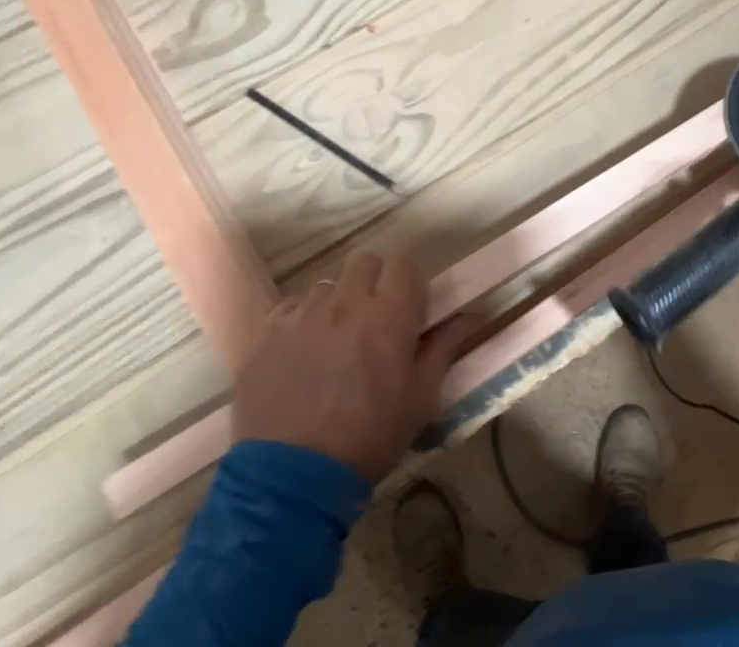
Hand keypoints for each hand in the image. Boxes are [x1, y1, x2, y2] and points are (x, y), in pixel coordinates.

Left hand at [232, 252, 475, 481]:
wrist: (291, 477)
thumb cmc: (369, 438)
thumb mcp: (420, 399)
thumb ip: (443, 348)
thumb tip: (471, 316)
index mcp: (388, 315)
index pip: (404, 262)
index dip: (410, 279)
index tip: (411, 307)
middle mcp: (344, 302)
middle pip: (364, 262)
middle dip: (376, 281)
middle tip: (378, 319)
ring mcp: (301, 314)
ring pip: (326, 285)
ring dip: (338, 303)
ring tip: (337, 342)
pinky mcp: (267, 332)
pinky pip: (291, 307)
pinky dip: (303, 320)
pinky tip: (304, 353)